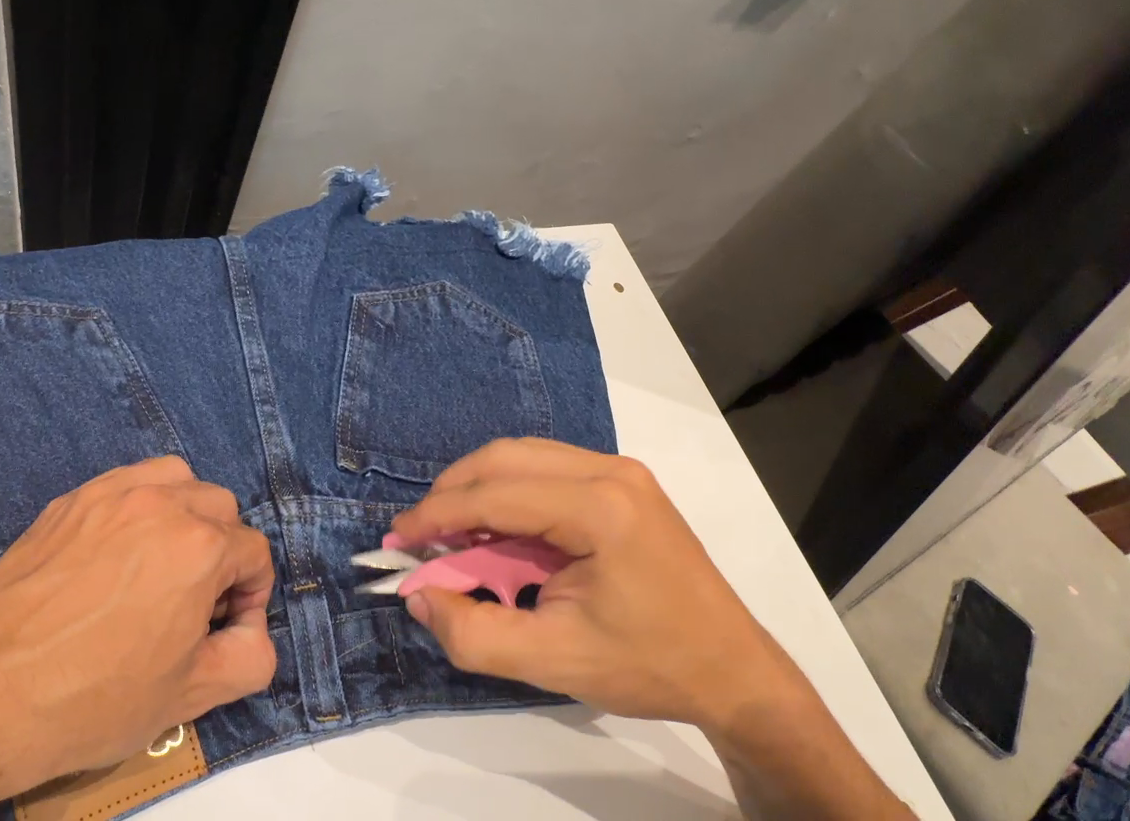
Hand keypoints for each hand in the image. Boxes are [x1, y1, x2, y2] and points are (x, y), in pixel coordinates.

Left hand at [0, 456, 275, 800]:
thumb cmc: (96, 698)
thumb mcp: (192, 695)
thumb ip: (251, 656)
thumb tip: (250, 628)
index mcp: (200, 547)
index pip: (255, 553)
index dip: (251, 596)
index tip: (223, 629)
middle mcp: (162, 504)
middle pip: (222, 508)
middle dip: (223, 552)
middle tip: (194, 601)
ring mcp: (112, 494)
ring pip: (177, 479)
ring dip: (186, 514)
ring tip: (162, 561)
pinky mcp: (71, 500)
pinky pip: (126, 482)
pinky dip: (141, 505)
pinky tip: (119, 551)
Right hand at [389, 439, 807, 737]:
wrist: (734, 672)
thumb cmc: (647, 666)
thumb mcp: (552, 662)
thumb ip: (474, 633)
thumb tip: (418, 596)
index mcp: (599, 508)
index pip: (495, 495)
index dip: (436, 515)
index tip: (396, 539)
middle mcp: (610, 471)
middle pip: (504, 459)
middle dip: (452, 493)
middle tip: (420, 535)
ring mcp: (621, 471)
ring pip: (523, 457)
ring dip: (478, 488)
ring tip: (453, 534)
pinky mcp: (624, 483)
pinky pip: (546, 469)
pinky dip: (508, 492)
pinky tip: (497, 530)